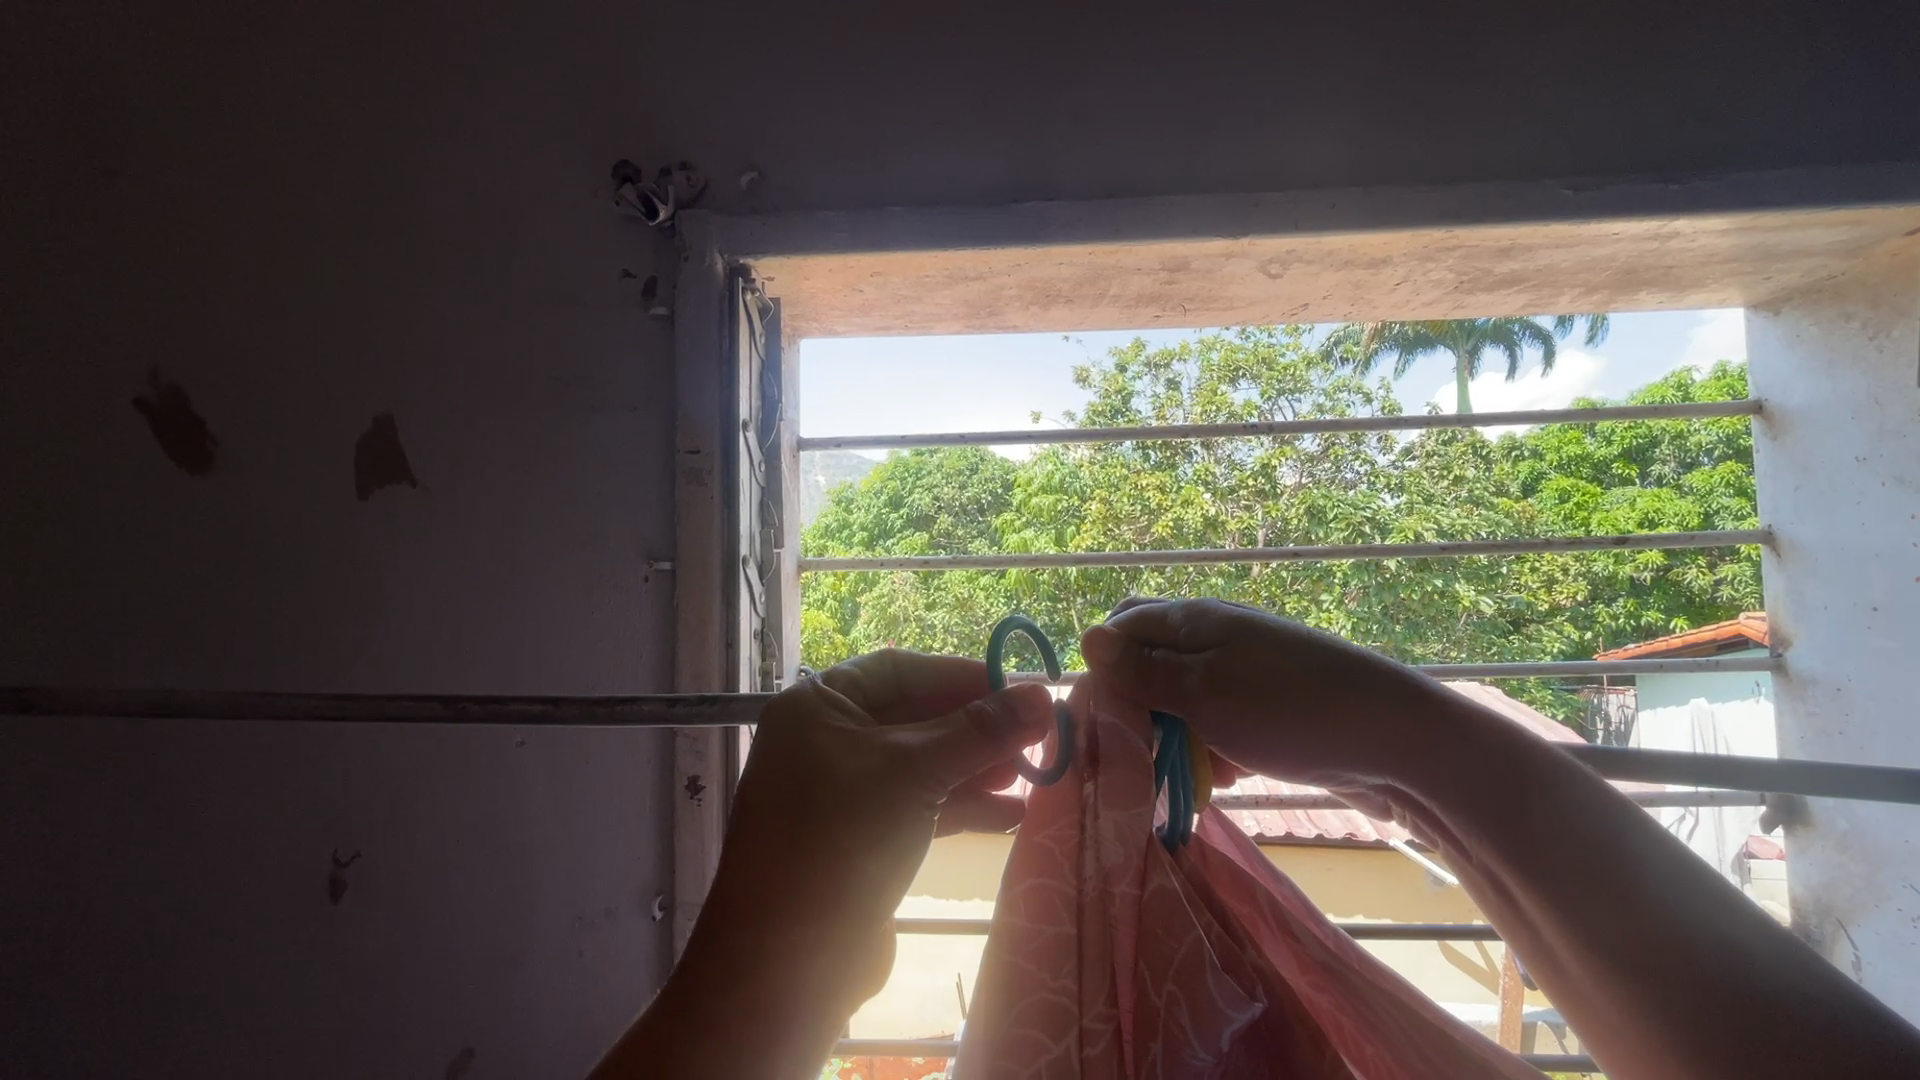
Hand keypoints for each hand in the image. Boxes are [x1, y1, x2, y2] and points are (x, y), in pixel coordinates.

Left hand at [698, 650, 1053, 1009]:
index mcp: (819, 705)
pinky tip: (1008, 818)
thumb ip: (980, 730)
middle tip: (1033, 739)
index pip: (901, 669)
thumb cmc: (842, 838)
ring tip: (1028, 780)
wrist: (784, 966)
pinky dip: (958, 807)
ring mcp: (839, 793)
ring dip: (974, 770)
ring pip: (918, 766)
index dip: (961, 676)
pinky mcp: (856, 840)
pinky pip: (914, 807)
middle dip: (974, 729)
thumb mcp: (916, 771)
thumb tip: (1044, 693)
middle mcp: (824, 740)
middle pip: (914, 717)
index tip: (1018, 691)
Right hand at [1080, 598, 1452, 791]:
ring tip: (1174, 773)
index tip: (1093, 718)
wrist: (1397, 741)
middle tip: (1131, 750)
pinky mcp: (1262, 708)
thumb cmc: (1289, 710)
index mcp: (1192, 619)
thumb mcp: (1204, 693)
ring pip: (1178, 700)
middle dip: (1133, 707)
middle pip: (1147, 664)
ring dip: (1169, 735)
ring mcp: (1240, 673)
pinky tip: (1216, 778)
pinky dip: (1206, 748)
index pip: (1120, 626)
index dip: (1099, 668)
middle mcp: (1211, 638)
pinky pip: (1214, 723)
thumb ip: (1142, 671)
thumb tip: (1086, 639)